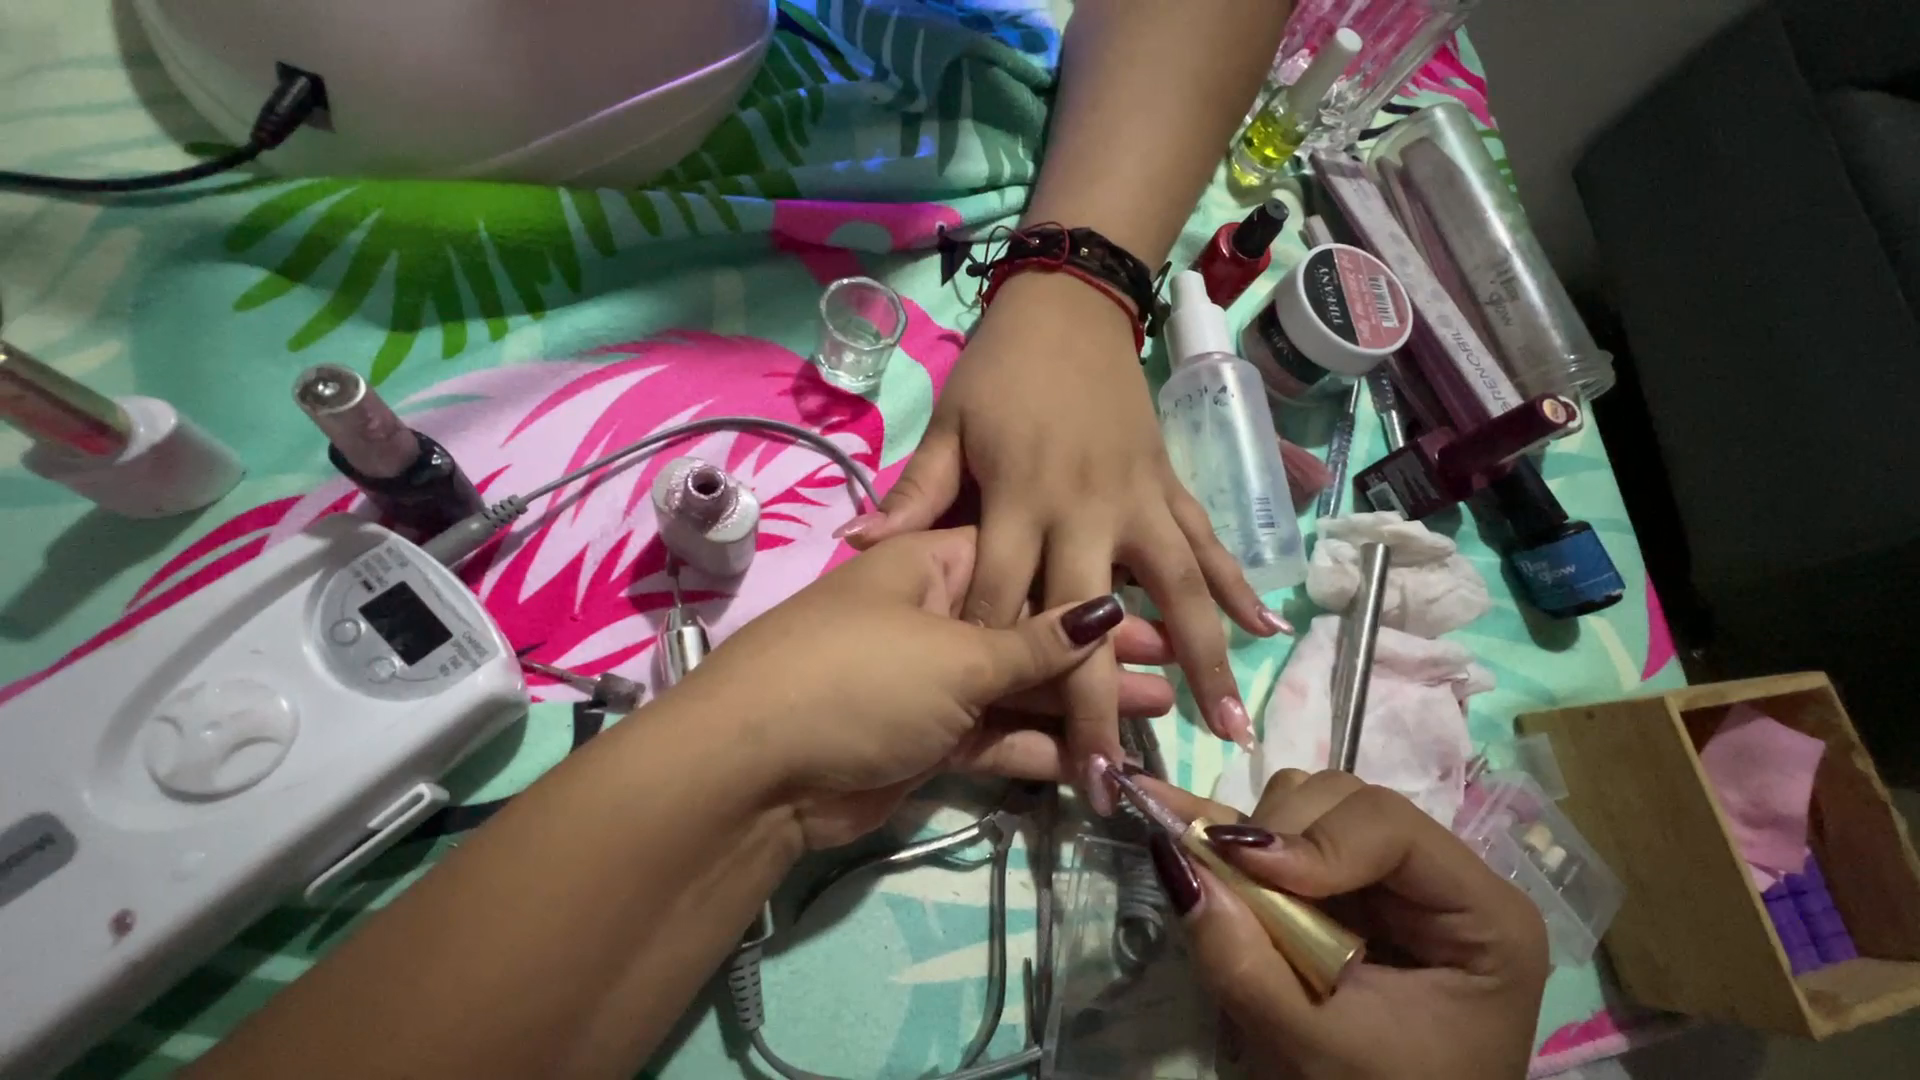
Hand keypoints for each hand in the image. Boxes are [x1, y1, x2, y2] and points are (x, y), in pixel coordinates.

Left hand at [671, 528, 1150, 848]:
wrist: (757, 768)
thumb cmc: (860, 676)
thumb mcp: (952, 652)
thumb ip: (1033, 640)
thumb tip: (1106, 605)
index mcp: (931, 567)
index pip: (1024, 569)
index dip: (1088, 593)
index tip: (1151, 614)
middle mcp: (935, 617)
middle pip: (1029, 632)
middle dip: (1094, 654)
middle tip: (1167, 671)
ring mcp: (931, 682)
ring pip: (1018, 690)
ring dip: (1078, 705)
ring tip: (1151, 715)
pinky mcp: (928, 739)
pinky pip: (995, 738)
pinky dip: (1039, 750)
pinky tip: (1094, 762)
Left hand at [837, 273, 1287, 808]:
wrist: (1067, 304)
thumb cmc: (997, 372)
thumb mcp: (947, 427)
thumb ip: (916, 494)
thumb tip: (856, 539)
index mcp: (1018, 498)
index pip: (1004, 596)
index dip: (1003, 663)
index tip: (1007, 731)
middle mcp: (1084, 508)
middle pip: (1089, 618)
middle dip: (1099, 700)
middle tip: (1118, 778)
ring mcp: (1136, 499)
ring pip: (1173, 589)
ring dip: (1202, 659)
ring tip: (1229, 727)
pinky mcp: (1167, 486)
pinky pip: (1205, 541)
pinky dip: (1236, 584)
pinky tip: (1267, 627)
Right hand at [1141, 770, 1549, 1079]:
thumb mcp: (1320, 1049)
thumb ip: (1250, 967)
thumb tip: (1180, 865)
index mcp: (1478, 912)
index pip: (1390, 826)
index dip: (1316, 838)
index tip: (1251, 870)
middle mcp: (1432, 872)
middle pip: (1343, 802)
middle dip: (1278, 838)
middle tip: (1235, 891)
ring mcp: (1377, 870)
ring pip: (1304, 802)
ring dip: (1254, 838)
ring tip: (1233, 894)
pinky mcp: (1330, 878)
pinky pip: (1275, 829)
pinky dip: (1223, 826)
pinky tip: (1168, 806)